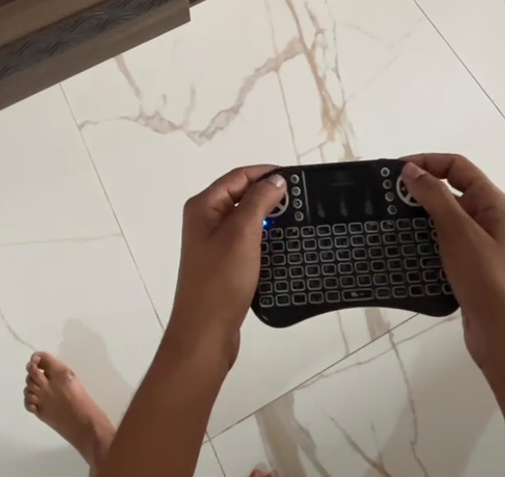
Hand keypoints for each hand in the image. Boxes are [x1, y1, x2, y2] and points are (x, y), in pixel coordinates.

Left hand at [166, 165, 287, 366]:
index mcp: (204, 206)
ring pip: (244, 217)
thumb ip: (259, 201)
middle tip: (300, 198)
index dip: (265, 172)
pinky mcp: (222, 263)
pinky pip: (245, 238)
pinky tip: (281, 242)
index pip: (238, 176)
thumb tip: (276, 178)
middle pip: (240, 194)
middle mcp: (205, 219)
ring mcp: (212, 242)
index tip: (295, 177)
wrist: (205, 333)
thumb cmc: (221, 279)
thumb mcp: (242, 233)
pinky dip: (263, 236)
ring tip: (296, 217)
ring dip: (267, 215)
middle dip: (268, 193)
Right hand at [400, 155, 504, 370]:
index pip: (457, 166)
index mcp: (492, 203)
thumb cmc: (487, 279)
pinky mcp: (467, 268)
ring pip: (442, 219)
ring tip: (387, 221)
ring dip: (416, 217)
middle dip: (418, 190)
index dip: (427, 162)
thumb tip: (410, 169)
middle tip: (384, 197)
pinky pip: (439, 244)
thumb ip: (434, 196)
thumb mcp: (459, 232)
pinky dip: (421, 242)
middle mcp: (487, 219)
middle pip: (449, 190)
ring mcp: (477, 245)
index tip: (395, 172)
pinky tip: (400, 249)